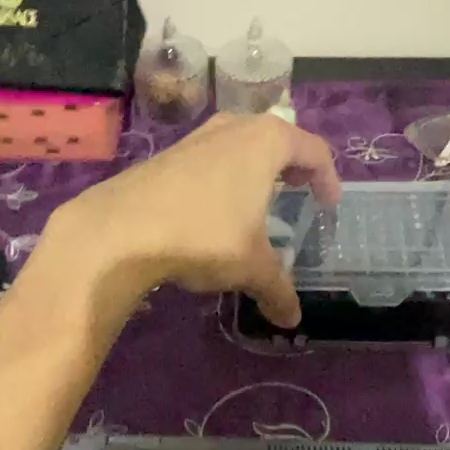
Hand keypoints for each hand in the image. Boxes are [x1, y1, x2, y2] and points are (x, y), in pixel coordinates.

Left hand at [37, 113, 342, 327]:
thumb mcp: (250, 267)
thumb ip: (277, 289)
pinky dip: (221, 180)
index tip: (329, 205)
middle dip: (291, 166)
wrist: (120, 230)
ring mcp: (195, 138)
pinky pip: (209, 163)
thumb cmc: (203, 236)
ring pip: (238, 147)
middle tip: (297, 193)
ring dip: (253, 172)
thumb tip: (292, 320)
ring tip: (255, 202)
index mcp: (267, 142)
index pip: (314, 151)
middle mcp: (234, 128)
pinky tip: (212, 213)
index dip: (328, 179)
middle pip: (276, 139)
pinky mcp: (166, 157)